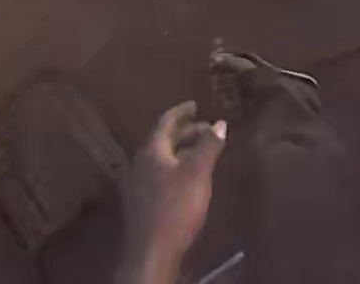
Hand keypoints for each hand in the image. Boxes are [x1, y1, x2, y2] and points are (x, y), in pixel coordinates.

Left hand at [118, 102, 226, 283]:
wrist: (151, 254)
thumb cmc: (175, 208)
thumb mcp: (197, 173)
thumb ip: (209, 145)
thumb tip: (220, 122)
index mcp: (151, 149)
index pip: (165, 120)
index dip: (181, 111)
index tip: (196, 105)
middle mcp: (141, 160)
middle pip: (164, 138)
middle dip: (186, 131)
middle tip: (207, 130)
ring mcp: (138, 182)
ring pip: (162, 156)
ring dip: (182, 150)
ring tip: (201, 152)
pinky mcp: (141, 201)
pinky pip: (160, 172)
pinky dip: (175, 166)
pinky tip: (187, 178)